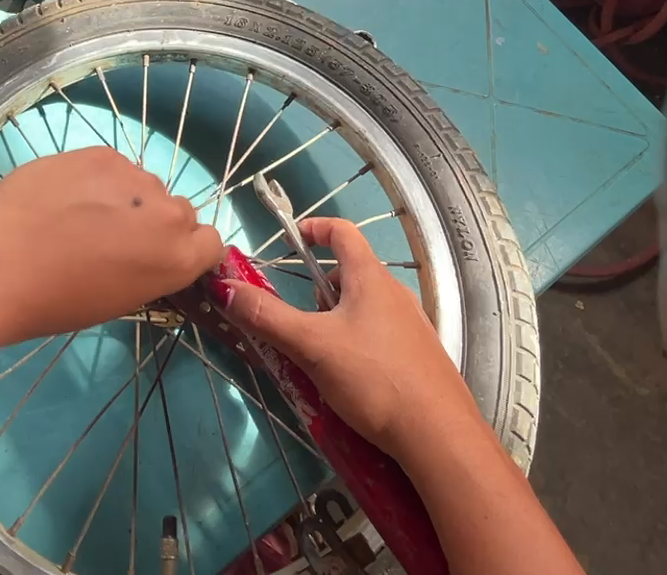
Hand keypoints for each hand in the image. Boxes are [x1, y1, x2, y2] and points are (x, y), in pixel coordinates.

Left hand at [0, 147, 223, 341]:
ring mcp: (133, 175)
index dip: (189, 250)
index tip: (160, 258)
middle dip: (155, 224)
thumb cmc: (56, 302)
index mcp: (177, 257)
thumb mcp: (117, 301)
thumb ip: (148, 272)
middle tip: (113, 241)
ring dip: (126, 199)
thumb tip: (142, 256)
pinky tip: (64, 196)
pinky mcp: (99, 153)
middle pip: (179, 211)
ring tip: (80, 216)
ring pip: (143, 186)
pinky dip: (97, 180)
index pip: (212, 242)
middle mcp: (167, 211)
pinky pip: (112, 167)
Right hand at [219, 218, 474, 459]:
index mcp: (370, 277)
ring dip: (337, 318)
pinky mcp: (420, 358)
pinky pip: (381, 336)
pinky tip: (350, 380)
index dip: (315, 227)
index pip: (342, 231)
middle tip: (300, 317)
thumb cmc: (374, 379)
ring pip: (365, 306)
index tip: (292, 239)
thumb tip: (225, 288)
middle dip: (319, 288)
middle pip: (351, 272)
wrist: (441, 439)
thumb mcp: (311, 346)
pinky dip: (358, 343)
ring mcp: (413, 326)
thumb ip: (267, 317)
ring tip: (320, 353)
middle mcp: (395, 293)